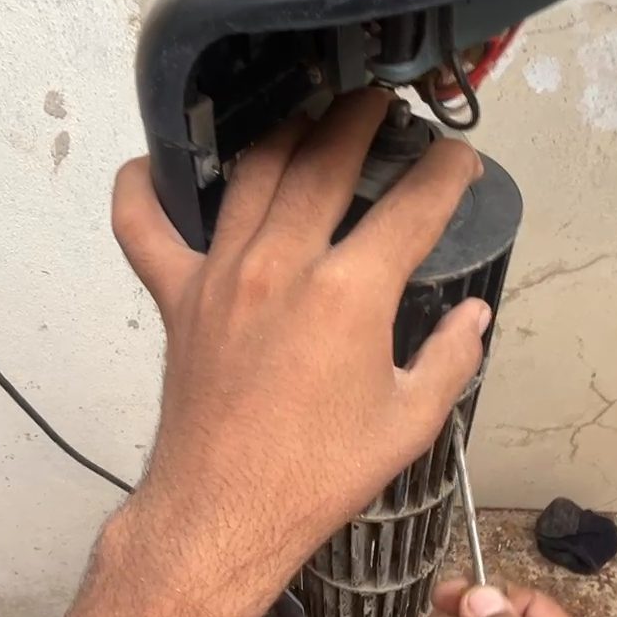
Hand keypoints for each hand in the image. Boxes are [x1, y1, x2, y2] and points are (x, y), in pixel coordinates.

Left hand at [108, 89, 490, 616]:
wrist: (226, 513)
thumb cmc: (321, 475)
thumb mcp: (409, 423)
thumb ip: (450, 359)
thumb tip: (476, 317)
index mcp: (350, 294)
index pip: (413, 206)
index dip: (447, 172)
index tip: (460, 159)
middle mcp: (282, 264)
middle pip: (328, 159)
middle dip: (365, 117)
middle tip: (383, 103)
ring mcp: (221, 273)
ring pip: (251, 171)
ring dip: (287, 131)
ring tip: (310, 114)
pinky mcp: (177, 296)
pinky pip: (141, 225)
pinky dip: (141, 189)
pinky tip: (155, 167)